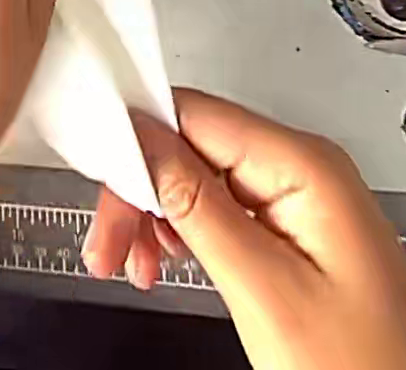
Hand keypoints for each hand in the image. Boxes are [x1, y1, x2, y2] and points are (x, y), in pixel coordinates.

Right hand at [83, 89, 405, 369]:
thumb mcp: (268, 292)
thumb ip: (200, 206)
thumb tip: (144, 136)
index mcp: (304, 165)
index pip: (195, 114)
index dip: (141, 137)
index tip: (101, 174)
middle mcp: (299, 166)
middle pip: (191, 146)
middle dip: (141, 189)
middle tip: (107, 241)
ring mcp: (295, 196)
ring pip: (197, 178)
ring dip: (155, 215)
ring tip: (131, 261)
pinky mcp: (289, 226)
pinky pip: (219, 207)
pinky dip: (182, 232)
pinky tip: (165, 260)